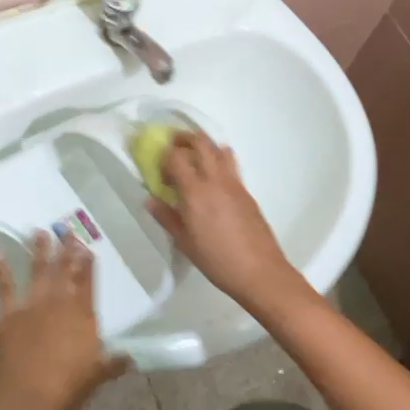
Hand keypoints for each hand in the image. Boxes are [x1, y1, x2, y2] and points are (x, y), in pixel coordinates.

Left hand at [0, 232, 126, 409]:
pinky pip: (5, 287)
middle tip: (67, 229)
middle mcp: (59, 303)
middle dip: (67, 248)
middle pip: (64, 269)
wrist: (27, 402)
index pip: (87, 281)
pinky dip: (2, 270)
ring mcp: (32, 305)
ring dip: (39, 250)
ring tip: (40, 231)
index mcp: (83, 315)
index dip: (87, 263)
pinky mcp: (8, 315)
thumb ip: (114, 364)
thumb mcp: (97, 377)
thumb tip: (132, 358)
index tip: (87, 247)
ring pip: (38, 270)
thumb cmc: (67, 391)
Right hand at [147, 133, 303, 307]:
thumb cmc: (216, 260)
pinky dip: (219, 160)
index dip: (165, 156)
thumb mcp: (185, 242)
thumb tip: (150, 201)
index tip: (159, 169)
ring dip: (204, 146)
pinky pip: (231, 164)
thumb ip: (167, 217)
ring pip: (219, 148)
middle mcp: (215, 179)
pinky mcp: (247, 191)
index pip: (176, 157)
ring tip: (194, 161)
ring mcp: (234, 183)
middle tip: (174, 148)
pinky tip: (213, 181)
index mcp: (195, 192)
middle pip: (201, 142)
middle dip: (184, 139)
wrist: (259, 270)